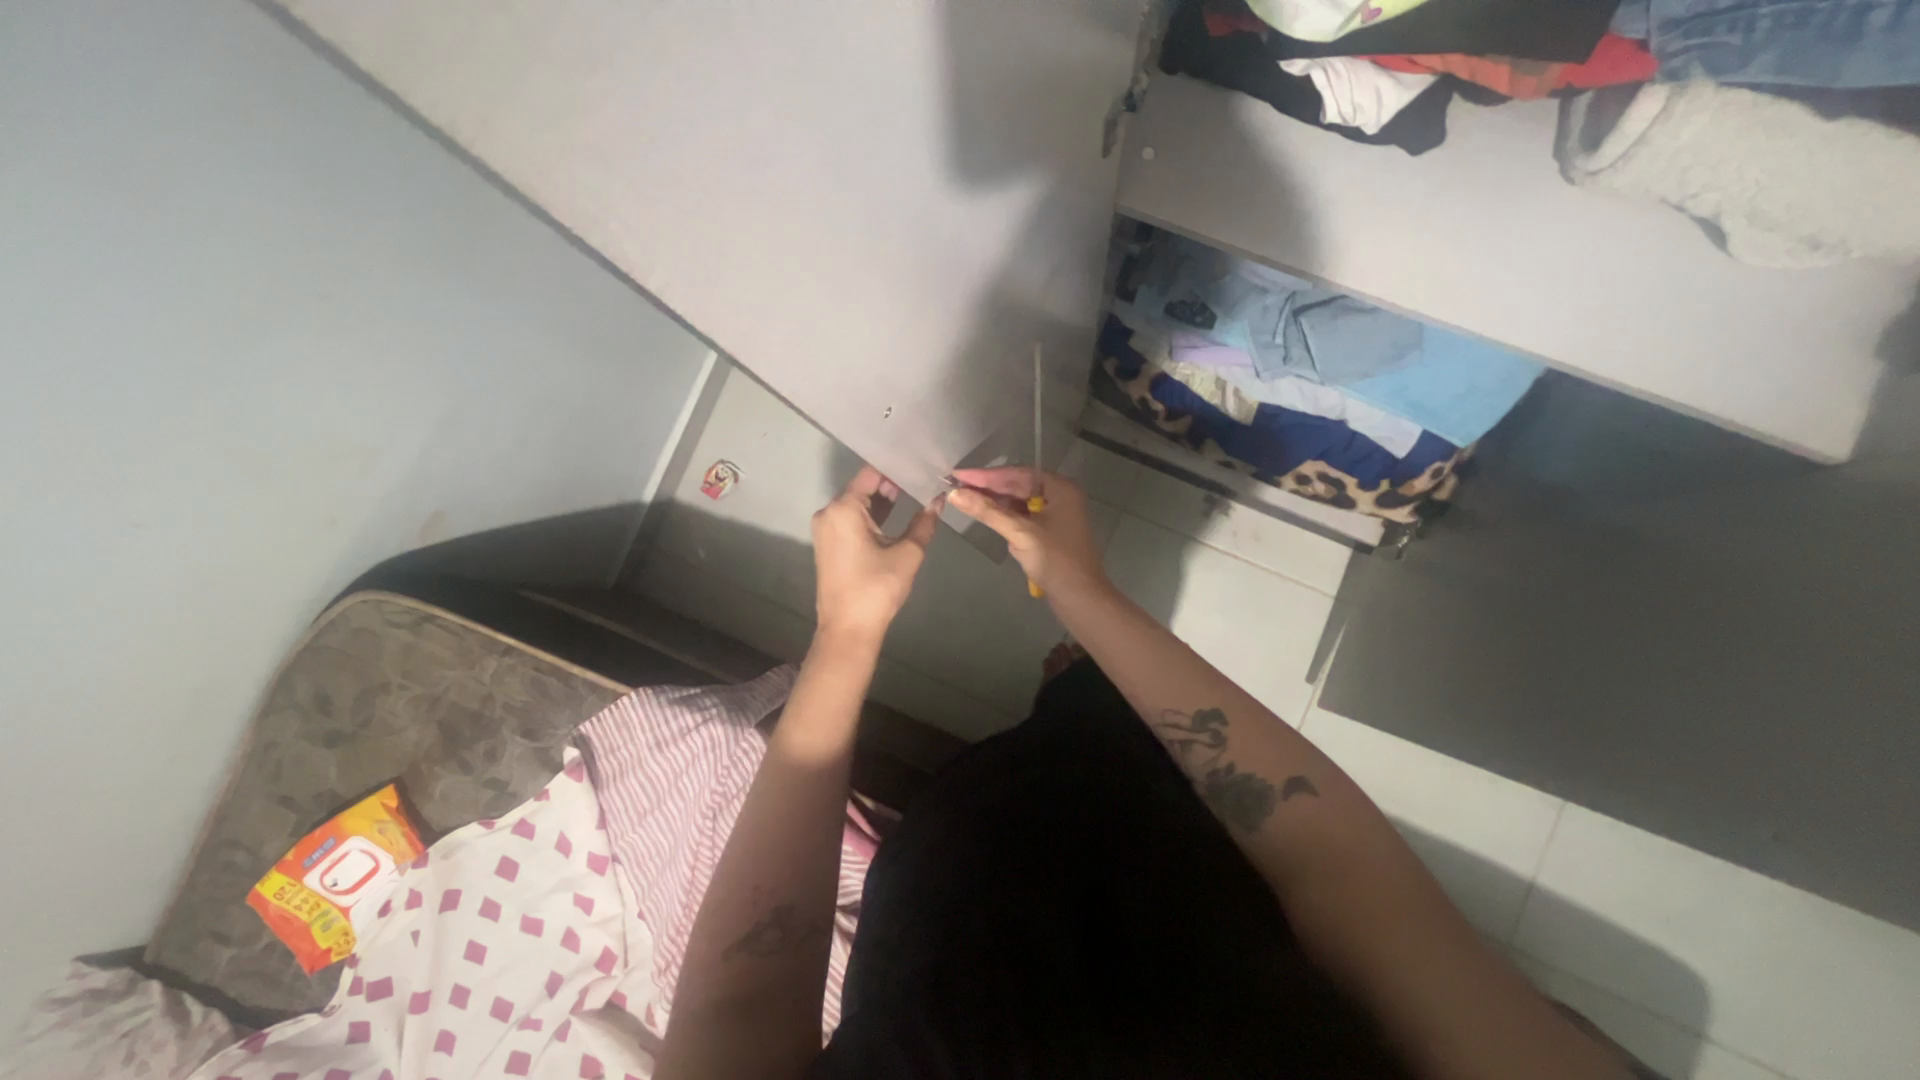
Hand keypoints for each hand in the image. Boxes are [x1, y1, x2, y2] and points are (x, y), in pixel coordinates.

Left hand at [811, 466, 939, 645]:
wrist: (848, 629)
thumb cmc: (877, 588)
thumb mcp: (907, 554)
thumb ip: (924, 523)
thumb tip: (939, 500)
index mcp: (843, 509)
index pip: (871, 474)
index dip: (895, 469)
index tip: (919, 466)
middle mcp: (828, 512)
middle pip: (862, 487)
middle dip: (890, 485)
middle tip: (921, 481)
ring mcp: (825, 529)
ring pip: (856, 504)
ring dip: (881, 502)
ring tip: (913, 496)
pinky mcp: (827, 544)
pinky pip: (849, 519)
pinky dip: (870, 516)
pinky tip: (893, 518)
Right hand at [947, 468, 1109, 598]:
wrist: (1079, 596)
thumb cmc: (1054, 559)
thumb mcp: (1019, 532)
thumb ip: (987, 511)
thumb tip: (954, 493)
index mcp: (1060, 488)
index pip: (1018, 473)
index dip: (986, 475)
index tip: (959, 474)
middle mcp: (1060, 496)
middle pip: (1019, 486)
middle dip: (989, 488)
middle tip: (957, 487)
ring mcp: (1056, 515)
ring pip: (1020, 502)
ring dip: (996, 502)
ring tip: (965, 499)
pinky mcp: (1050, 532)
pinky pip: (1024, 517)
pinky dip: (1006, 517)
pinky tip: (987, 516)